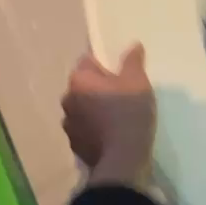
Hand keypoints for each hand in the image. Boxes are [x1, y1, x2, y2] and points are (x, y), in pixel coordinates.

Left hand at [61, 44, 155, 187]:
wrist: (122, 159)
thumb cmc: (129, 112)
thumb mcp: (138, 82)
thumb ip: (133, 61)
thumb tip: (132, 45)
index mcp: (79, 80)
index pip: (88, 60)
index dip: (105, 63)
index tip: (121, 72)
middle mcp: (67, 99)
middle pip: (84, 85)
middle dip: (99, 86)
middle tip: (123, 92)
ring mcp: (68, 124)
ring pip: (83, 107)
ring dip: (95, 107)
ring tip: (118, 114)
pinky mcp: (74, 144)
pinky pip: (85, 127)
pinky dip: (95, 127)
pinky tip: (112, 132)